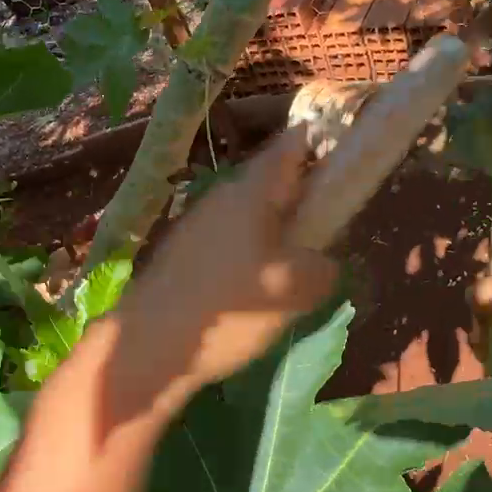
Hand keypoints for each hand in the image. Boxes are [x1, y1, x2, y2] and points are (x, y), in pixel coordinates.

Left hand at [111, 130, 338, 394]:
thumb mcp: (297, 289)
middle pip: (270, 183)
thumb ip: (323, 266)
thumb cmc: (231, 308)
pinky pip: (229, 242)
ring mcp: (197, 225)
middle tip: (327, 223)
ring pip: (249, 215)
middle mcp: (221, 197)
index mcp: (251, 191)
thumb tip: (323, 262)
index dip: (320, 143)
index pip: (291, 145)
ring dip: (274, 230)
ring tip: (295, 265)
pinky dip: (250, 254)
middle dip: (300, 196)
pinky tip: (255, 290)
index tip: (344, 154)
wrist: (147, 348)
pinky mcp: (182, 256)